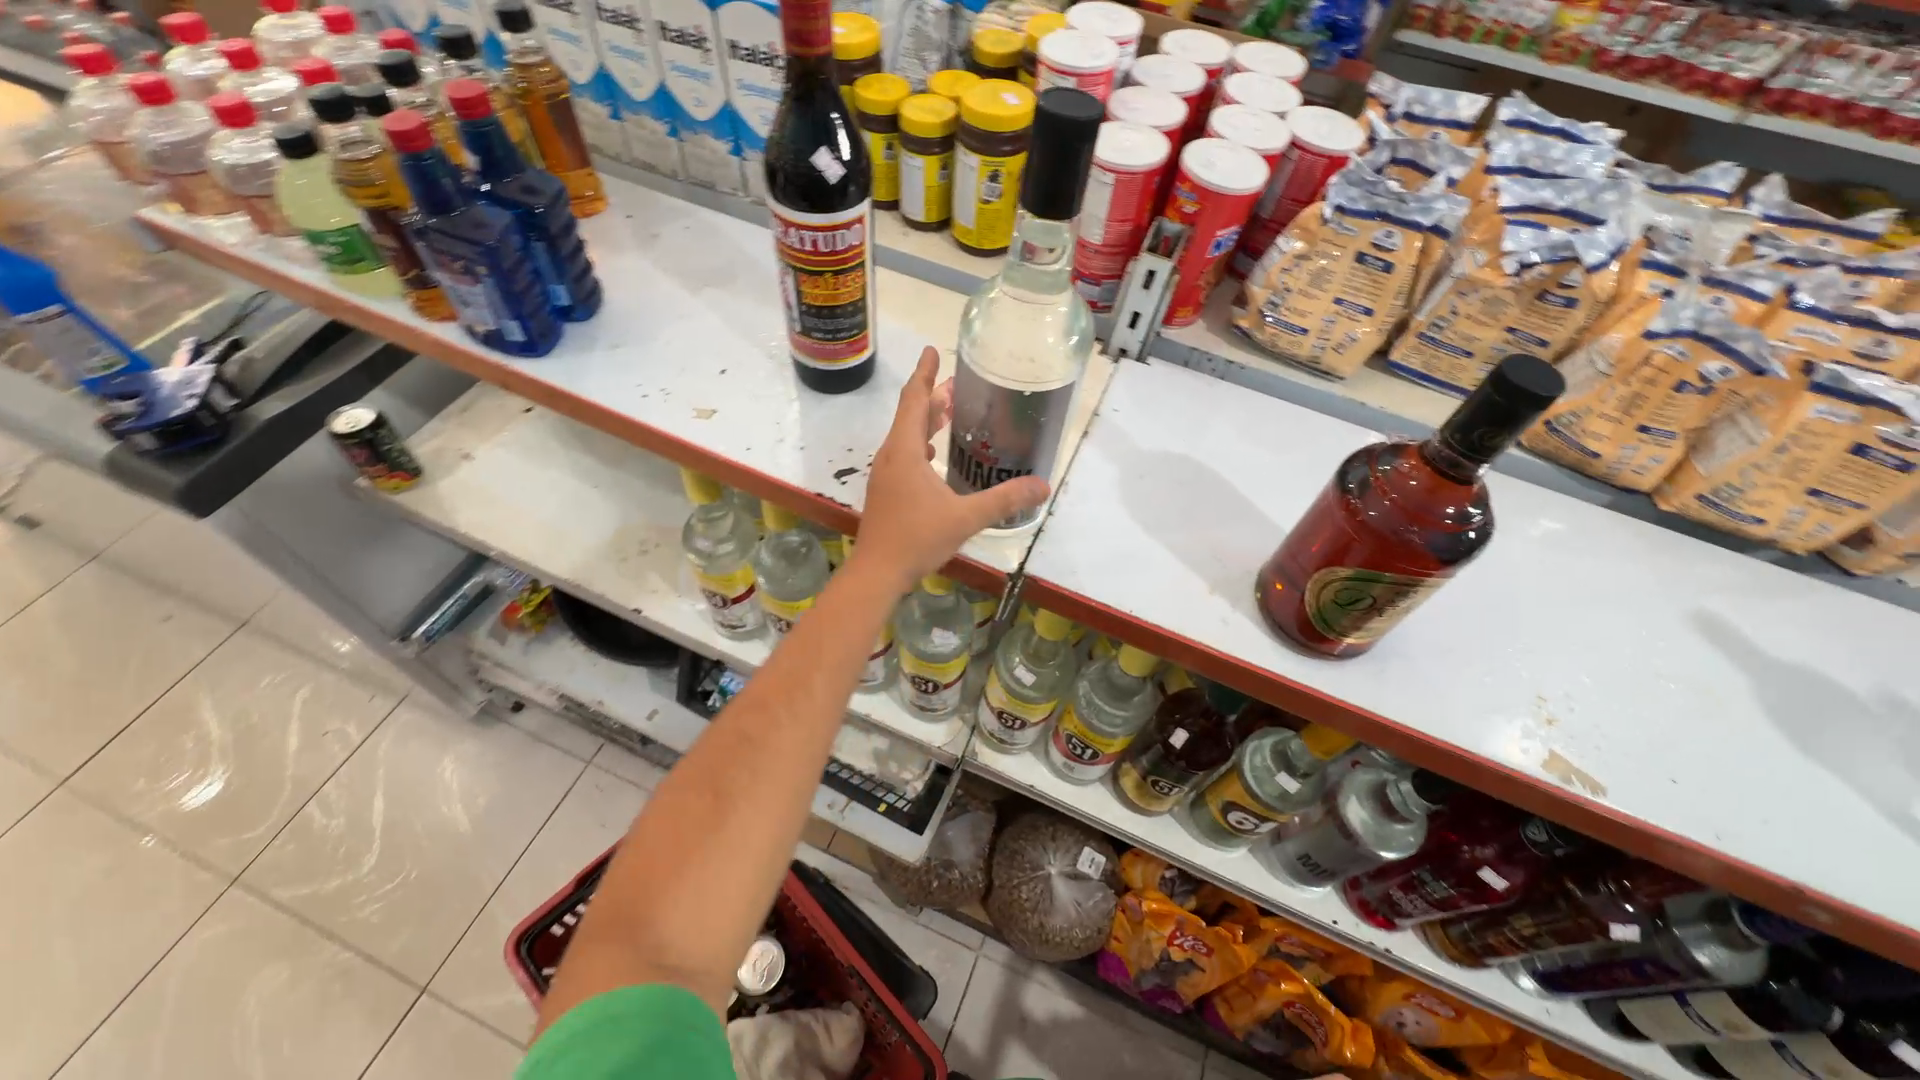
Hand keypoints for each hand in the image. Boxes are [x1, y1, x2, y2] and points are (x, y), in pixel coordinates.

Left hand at [853, 347, 1049, 590]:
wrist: (876, 573)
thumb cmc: (916, 539)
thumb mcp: (965, 518)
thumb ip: (1003, 500)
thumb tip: (1042, 486)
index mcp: (905, 451)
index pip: (915, 400)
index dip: (925, 374)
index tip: (931, 350)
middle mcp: (891, 456)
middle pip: (910, 415)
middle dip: (932, 396)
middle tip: (957, 384)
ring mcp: (885, 474)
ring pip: (905, 436)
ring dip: (926, 421)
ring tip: (950, 412)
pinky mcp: (886, 491)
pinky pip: (903, 455)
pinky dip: (920, 445)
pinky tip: (934, 457)